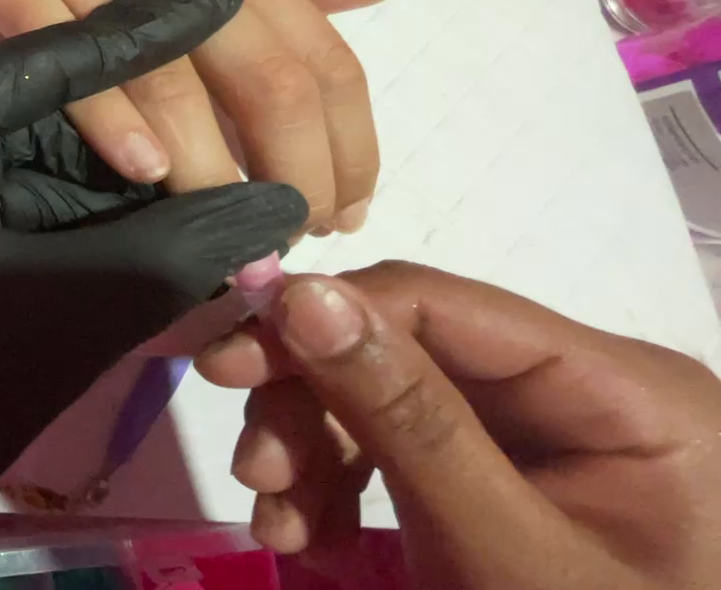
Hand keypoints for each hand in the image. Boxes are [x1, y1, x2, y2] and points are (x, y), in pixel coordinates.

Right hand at [0, 0, 402, 232]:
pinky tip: (140, 168)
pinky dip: (109, 117)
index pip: (316, 49)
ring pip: (167, 80)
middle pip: (261, 75)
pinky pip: (70, 62)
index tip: (350, 201)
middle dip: (293, 167)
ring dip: (206, 162)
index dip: (348, 136)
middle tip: (293, 228)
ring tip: (221, 222)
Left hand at [0, 0, 308, 586]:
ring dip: (132, 187)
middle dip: (150, 132)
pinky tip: (175, 227)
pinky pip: (28, 205)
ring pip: (44, 164)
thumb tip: (279, 208)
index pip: (36, 58)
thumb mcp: (53, 312)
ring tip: (237, 182)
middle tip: (256, 114)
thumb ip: (166, 251)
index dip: (138, 27)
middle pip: (46, 112)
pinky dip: (96, 221)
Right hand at [196, 262, 720, 588]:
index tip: (225, 365)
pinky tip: (304, 533)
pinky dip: (327, 485)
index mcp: (620, 389)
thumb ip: (407, 418)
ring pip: (365, 398)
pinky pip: (380, 445)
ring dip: (302, 455)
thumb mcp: (506, 554)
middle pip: (385, 352)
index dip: (312, 317)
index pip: (429, 302)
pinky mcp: (488, 471)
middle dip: (304, 411)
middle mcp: (570, 389)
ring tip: (276, 522)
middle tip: (249, 465)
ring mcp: (528, 432)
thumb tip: (295, 290)